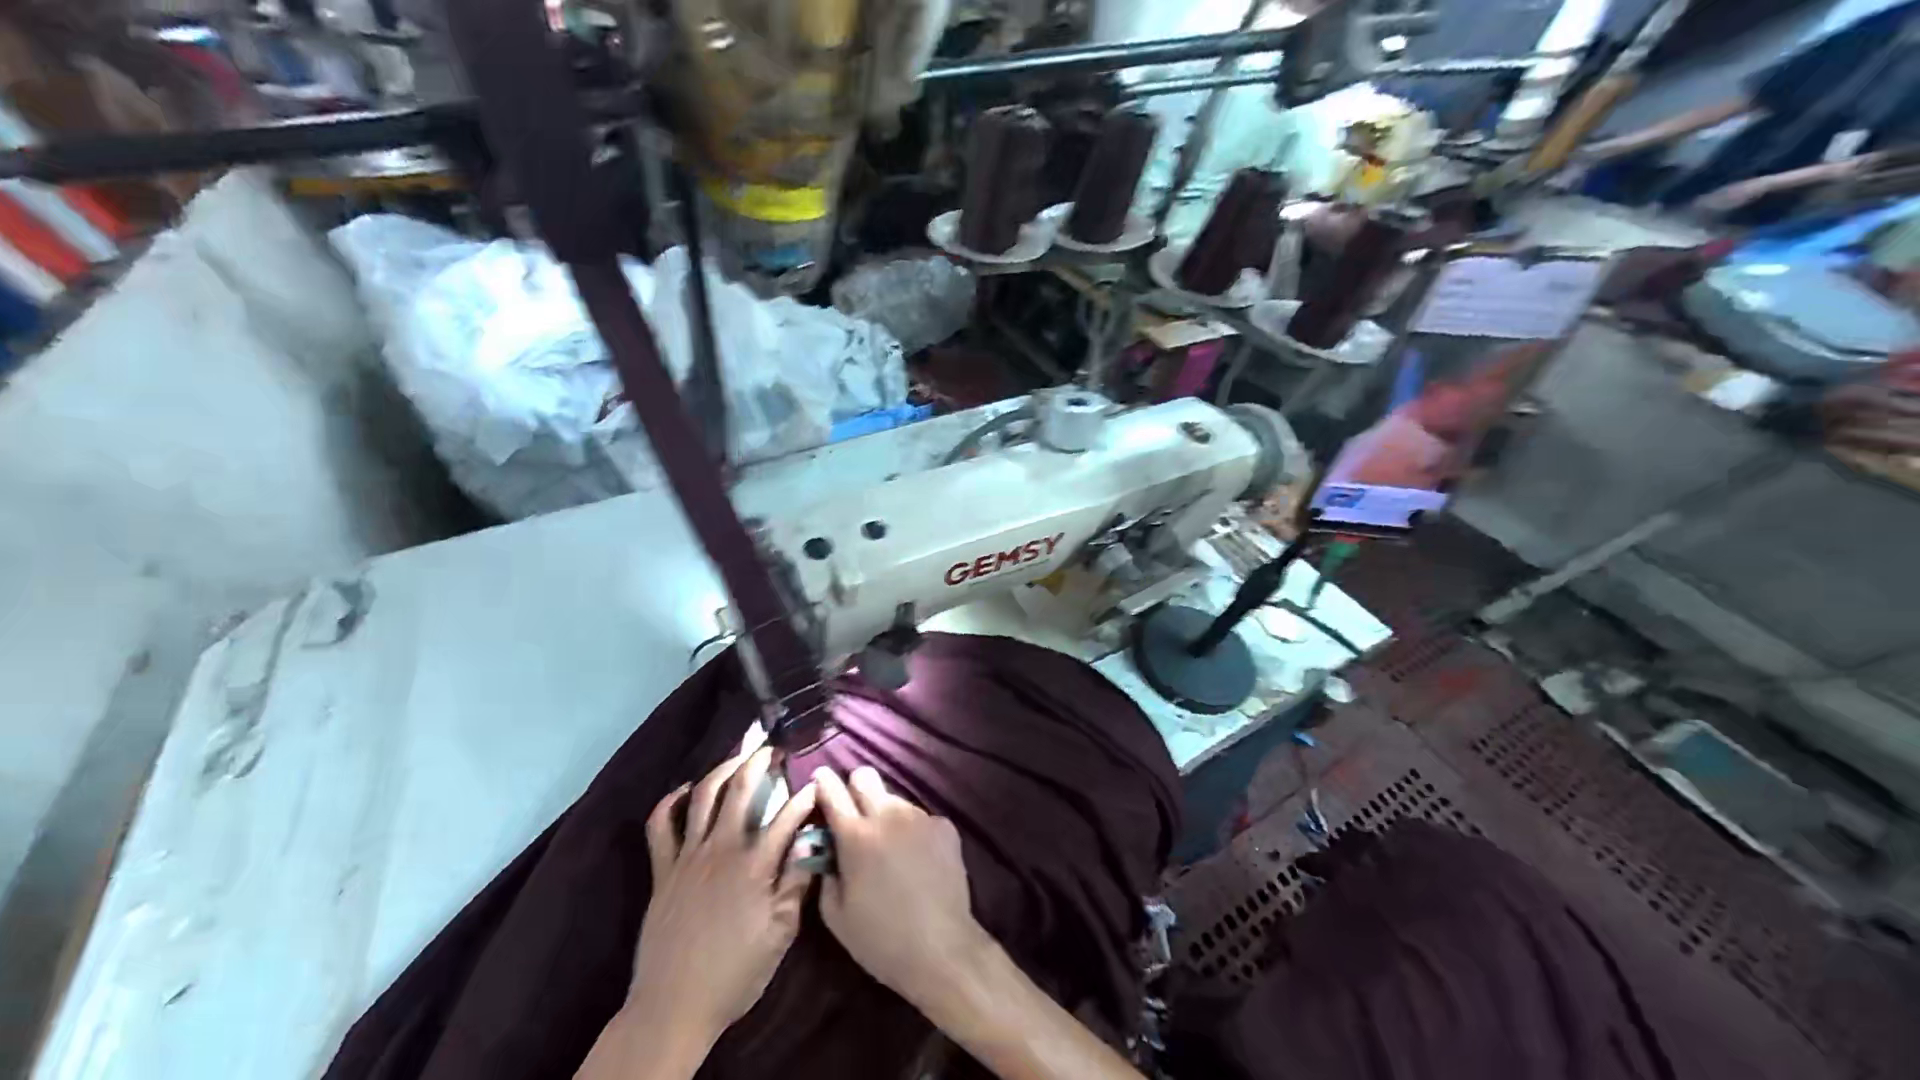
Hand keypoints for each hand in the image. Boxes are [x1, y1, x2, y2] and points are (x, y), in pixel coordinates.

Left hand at [628, 746, 819, 1040]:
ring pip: (703, 796)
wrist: (674, 1004)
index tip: (818, 786)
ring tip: (737, 756)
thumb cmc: (736, 973)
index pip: (787, 816)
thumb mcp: (780, 934)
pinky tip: (685, 790)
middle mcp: (721, 849)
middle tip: (772, 748)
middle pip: (741, 790)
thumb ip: (796, 883)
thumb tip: (812, 843)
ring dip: (722, 769)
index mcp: (754, 865)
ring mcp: (688, 857)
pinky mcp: (663, 870)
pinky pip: (660, 826)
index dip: (806, 797)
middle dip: (760, 762)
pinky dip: (671, 802)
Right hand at [812, 767, 991, 1006]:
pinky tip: (918, 860)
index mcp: (855, 835)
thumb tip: (824, 848)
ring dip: (885, 814)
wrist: (942, 950)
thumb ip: (824, 871)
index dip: (823, 782)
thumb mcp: (835, 914)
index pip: (832, 789)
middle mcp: (888, 815)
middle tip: (855, 815)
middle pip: (865, 775)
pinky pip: (921, 818)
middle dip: (854, 788)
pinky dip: (913, 831)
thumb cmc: (880, 939)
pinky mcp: (946, 826)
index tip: (820, 782)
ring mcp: (920, 817)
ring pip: (894, 799)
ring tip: (891, 849)